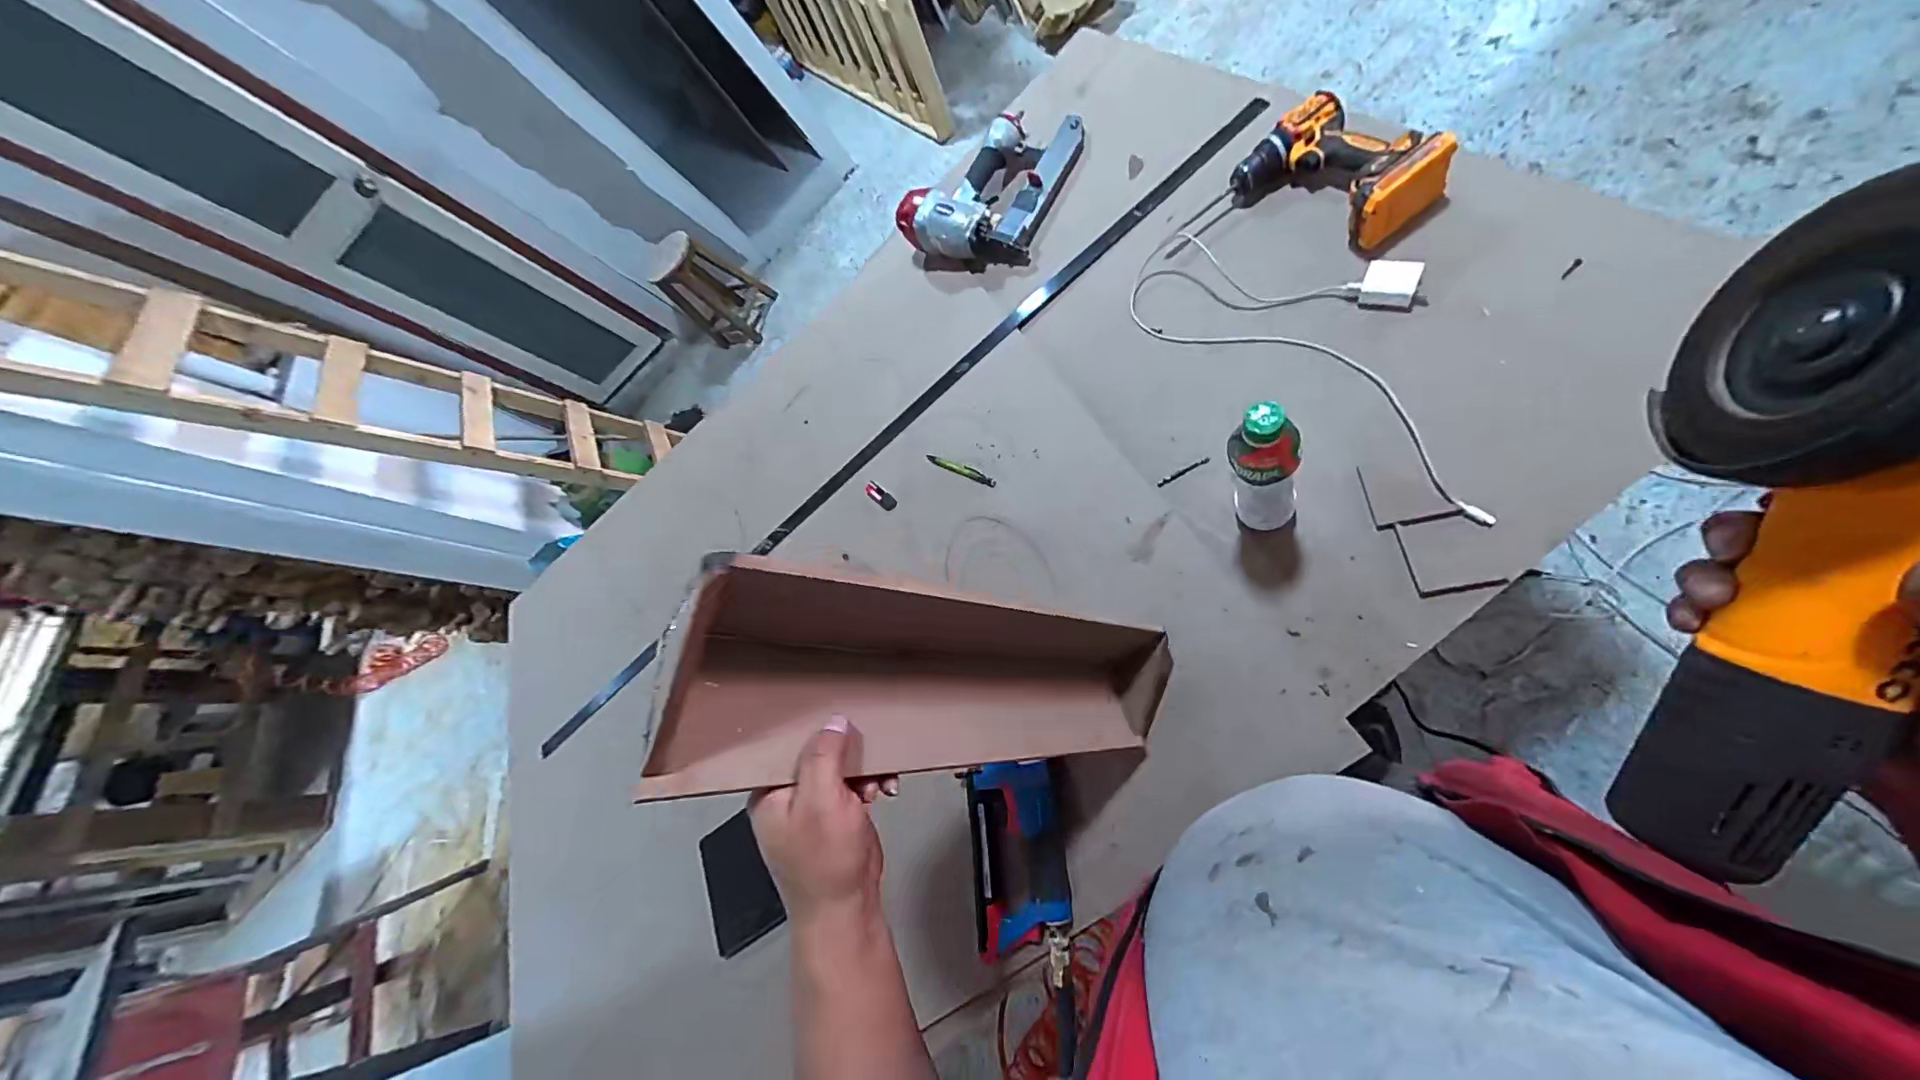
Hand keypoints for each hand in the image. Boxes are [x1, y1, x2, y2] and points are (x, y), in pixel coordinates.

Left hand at [749, 715, 898, 922]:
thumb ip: (824, 757)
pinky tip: (883, 790)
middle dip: (848, 755)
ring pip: (841, 767)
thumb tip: (834, 722)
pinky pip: (854, 784)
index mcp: (769, 793)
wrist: (848, 908)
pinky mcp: (837, 813)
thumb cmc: (826, 864)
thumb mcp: (822, 801)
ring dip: (864, 770)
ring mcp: (814, 806)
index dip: (815, 731)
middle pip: (819, 754)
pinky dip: (871, 783)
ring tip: (878, 783)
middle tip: (866, 760)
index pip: (788, 746)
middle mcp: (787, 797)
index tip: (839, 719)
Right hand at [1669, 505, 1919, 845]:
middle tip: (1728, 545)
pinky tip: (1685, 621)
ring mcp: (1816, 631)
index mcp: (1906, 587)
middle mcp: (1862, 598)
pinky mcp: (1775, 661)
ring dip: (1710, 575)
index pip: (1863, 527)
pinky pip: (1724, 626)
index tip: (1782, 502)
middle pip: (1791, 545)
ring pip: (1745, 579)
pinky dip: (1695, 615)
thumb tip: (1906, 572)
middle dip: (1744, 536)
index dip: (1822, 503)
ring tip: (1701, 595)